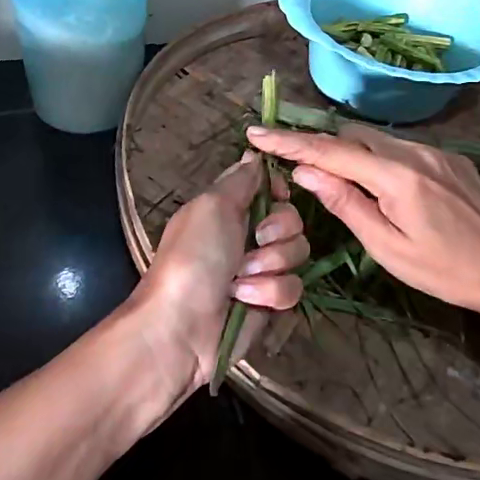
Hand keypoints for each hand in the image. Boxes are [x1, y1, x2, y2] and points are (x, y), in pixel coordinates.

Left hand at [128, 151, 307, 393]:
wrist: (182, 326)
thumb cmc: (193, 258)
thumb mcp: (212, 205)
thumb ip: (240, 179)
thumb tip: (254, 153)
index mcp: (230, 208)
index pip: (271, 187)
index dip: (279, 190)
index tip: (277, 195)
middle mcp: (249, 236)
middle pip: (293, 220)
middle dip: (278, 231)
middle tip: (254, 242)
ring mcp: (262, 270)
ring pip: (298, 254)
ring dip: (270, 266)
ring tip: (240, 280)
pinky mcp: (272, 302)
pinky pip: (294, 288)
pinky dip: (269, 293)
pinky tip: (245, 300)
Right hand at [246, 124, 479, 358]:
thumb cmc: (443, 272)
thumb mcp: (387, 247)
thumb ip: (345, 204)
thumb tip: (304, 172)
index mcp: (397, 176)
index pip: (331, 151)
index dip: (290, 142)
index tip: (257, 133)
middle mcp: (416, 152)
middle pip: (353, 135)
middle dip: (318, 143)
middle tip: (287, 158)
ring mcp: (436, 152)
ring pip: (377, 138)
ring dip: (347, 149)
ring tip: (324, 169)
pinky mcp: (450, 159)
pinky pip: (400, 147)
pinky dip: (375, 155)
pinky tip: (371, 178)